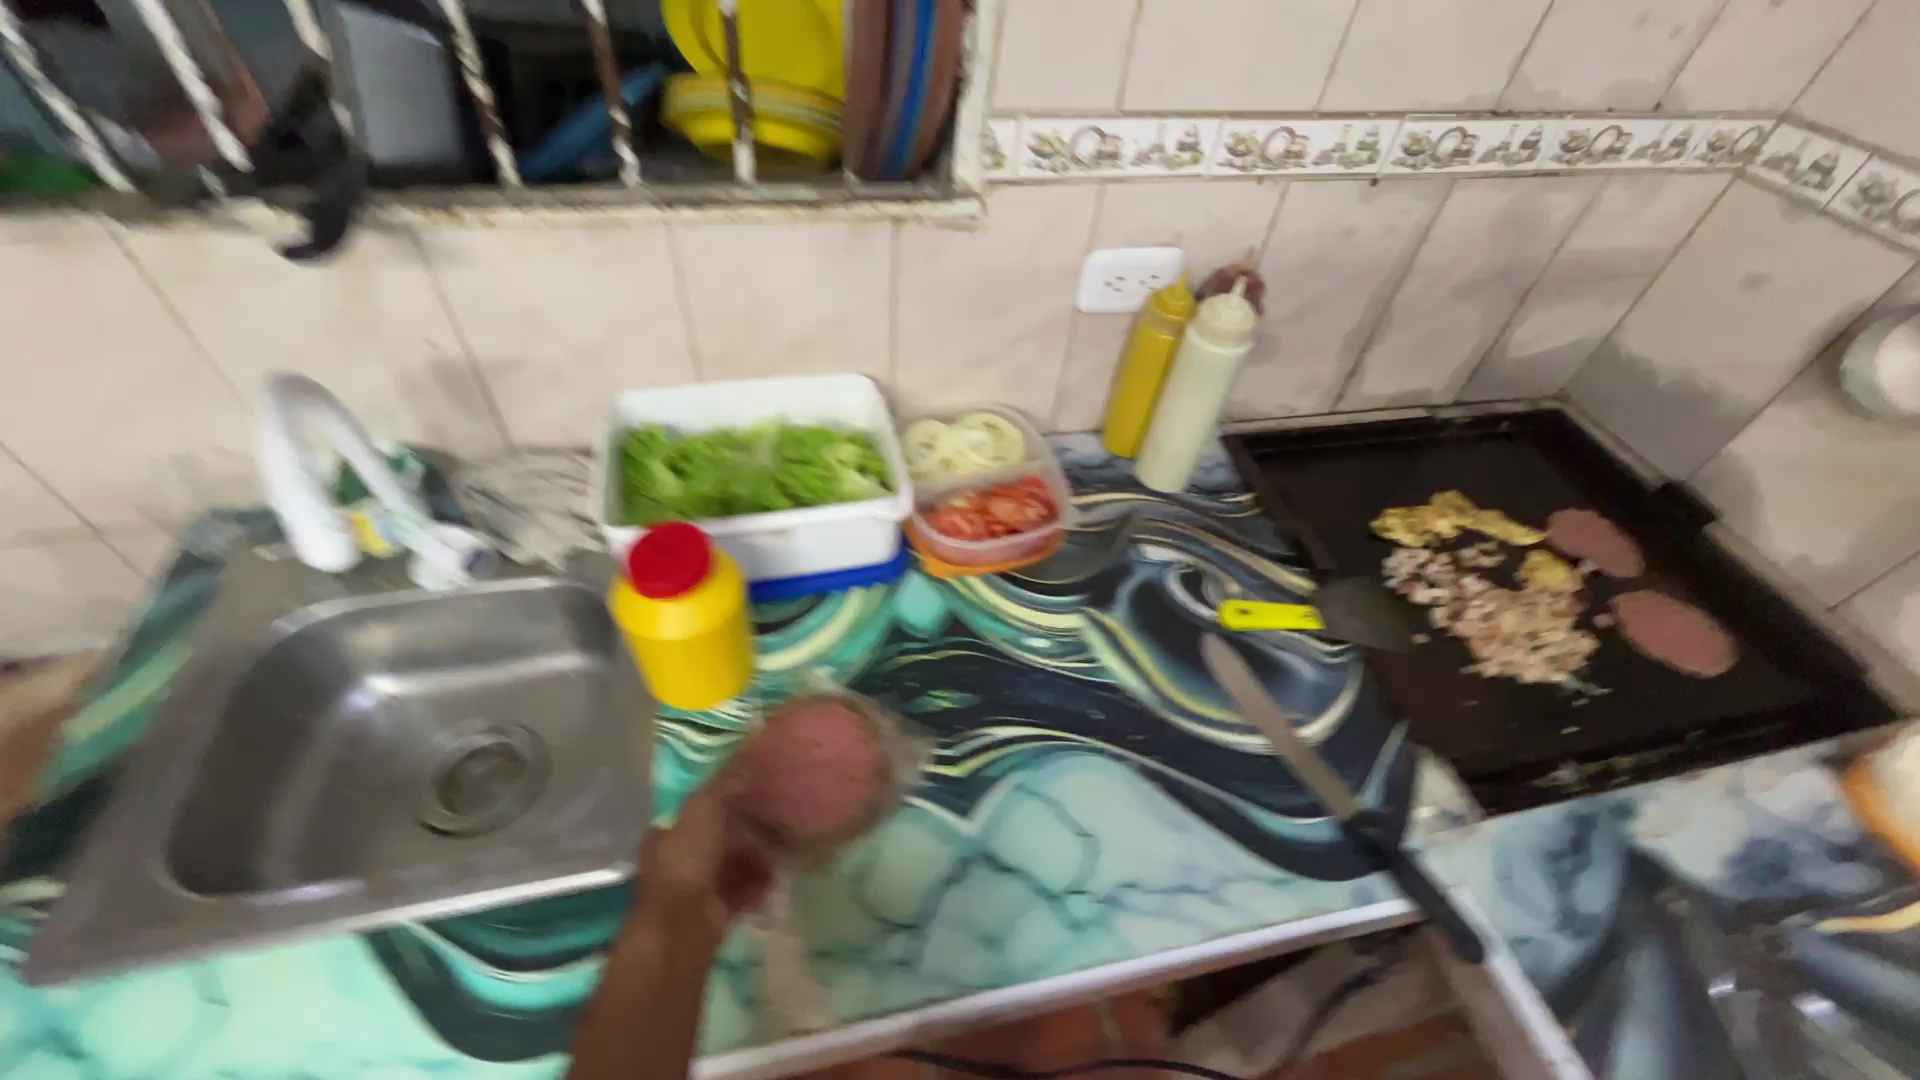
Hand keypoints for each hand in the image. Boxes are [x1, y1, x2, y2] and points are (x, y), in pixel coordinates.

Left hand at [625, 773, 771, 960]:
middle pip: (715, 839)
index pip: (694, 811)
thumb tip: (748, 749)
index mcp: (666, 835)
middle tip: (772, 817)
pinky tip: (776, 875)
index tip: (748, 792)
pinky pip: (742, 891)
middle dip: (742, 830)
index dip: (719, 801)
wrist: (683, 925)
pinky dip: (758, 884)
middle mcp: (677, 862)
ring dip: (753, 857)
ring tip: (780, 844)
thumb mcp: (705, 808)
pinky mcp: (715, 912)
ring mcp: (696, 890)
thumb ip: (725, 783)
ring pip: (731, 865)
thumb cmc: (687, 860)